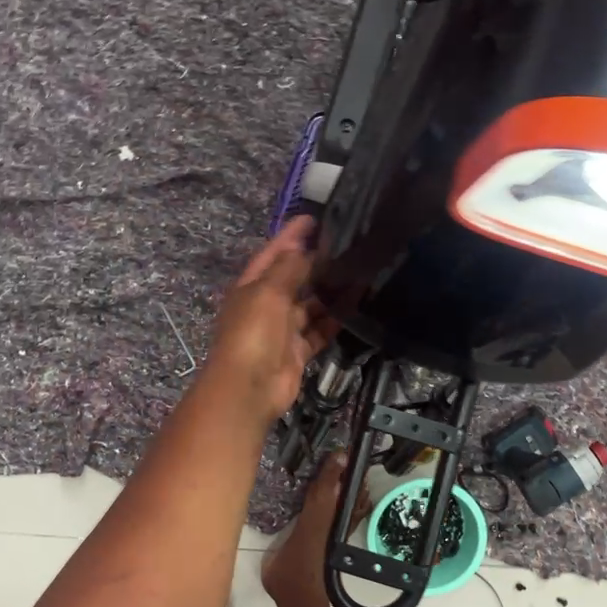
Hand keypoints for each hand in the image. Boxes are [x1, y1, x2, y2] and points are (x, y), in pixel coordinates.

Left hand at [203, 216, 338, 422]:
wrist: (249, 388)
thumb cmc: (253, 333)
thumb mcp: (268, 292)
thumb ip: (289, 268)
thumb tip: (305, 249)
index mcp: (251, 286)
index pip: (273, 254)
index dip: (290, 236)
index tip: (313, 218)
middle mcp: (265, 305)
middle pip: (293, 278)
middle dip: (315, 263)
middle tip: (346, 245)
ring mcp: (281, 330)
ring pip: (309, 305)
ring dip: (329, 292)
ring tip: (358, 273)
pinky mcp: (297, 351)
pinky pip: (319, 330)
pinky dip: (334, 320)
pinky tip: (355, 306)